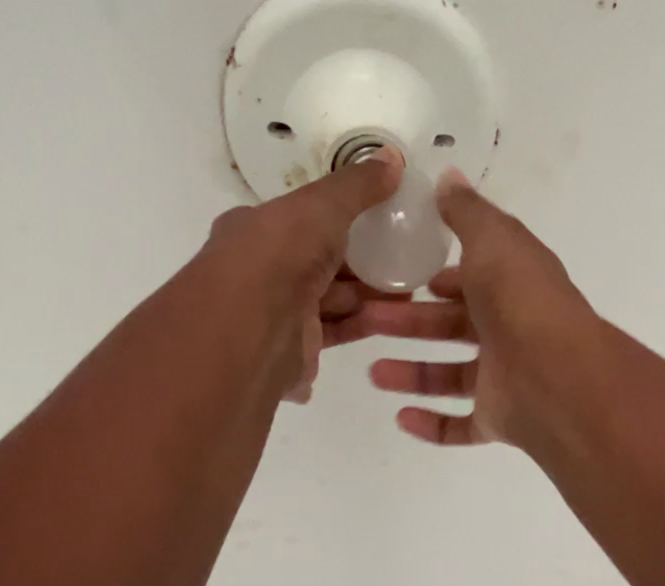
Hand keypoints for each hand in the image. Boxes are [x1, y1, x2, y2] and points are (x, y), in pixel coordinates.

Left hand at [196, 147, 404, 402]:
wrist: (254, 330)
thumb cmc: (280, 255)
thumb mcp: (322, 205)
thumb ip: (357, 186)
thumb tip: (393, 158)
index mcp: (257, 230)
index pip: (302, 221)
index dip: (339, 219)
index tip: (379, 219)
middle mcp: (263, 271)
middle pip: (320, 262)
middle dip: (361, 261)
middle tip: (404, 257)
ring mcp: (278, 313)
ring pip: (330, 299)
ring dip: (367, 295)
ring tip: (409, 290)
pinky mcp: (296, 349)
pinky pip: (334, 331)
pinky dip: (361, 323)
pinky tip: (392, 320)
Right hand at [356, 169, 602, 446]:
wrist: (555, 375)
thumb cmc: (521, 301)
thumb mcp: (493, 240)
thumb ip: (467, 213)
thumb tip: (447, 177)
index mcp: (510, 287)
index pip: (472, 282)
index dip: (441, 280)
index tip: (405, 279)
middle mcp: (509, 333)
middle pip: (452, 328)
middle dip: (410, 325)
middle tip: (367, 322)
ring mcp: (504, 381)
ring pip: (450, 377)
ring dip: (412, 374)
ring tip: (373, 373)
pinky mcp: (497, 421)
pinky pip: (461, 427)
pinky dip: (432, 425)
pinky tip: (401, 418)